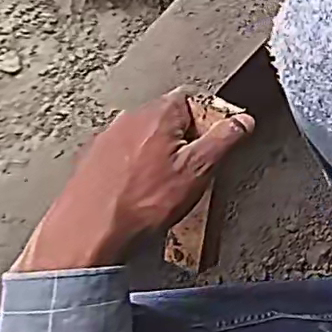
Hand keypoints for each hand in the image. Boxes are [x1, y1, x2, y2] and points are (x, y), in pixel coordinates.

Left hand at [13, 89, 255, 272]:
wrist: (88, 234)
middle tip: (197, 170)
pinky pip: (127, 157)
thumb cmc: (140, 204)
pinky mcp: (93, 160)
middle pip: (171, 118)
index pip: (195, 98)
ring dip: (163, 156)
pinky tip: (144, 194)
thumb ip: (225, 140)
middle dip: (188, 140)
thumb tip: (243, 121)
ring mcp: (107, 139)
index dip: (213, 120)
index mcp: (158, 113)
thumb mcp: (199, 171)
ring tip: (169, 187)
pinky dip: (139, 170)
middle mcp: (129, 119)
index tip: (220, 142)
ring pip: (148, 138)